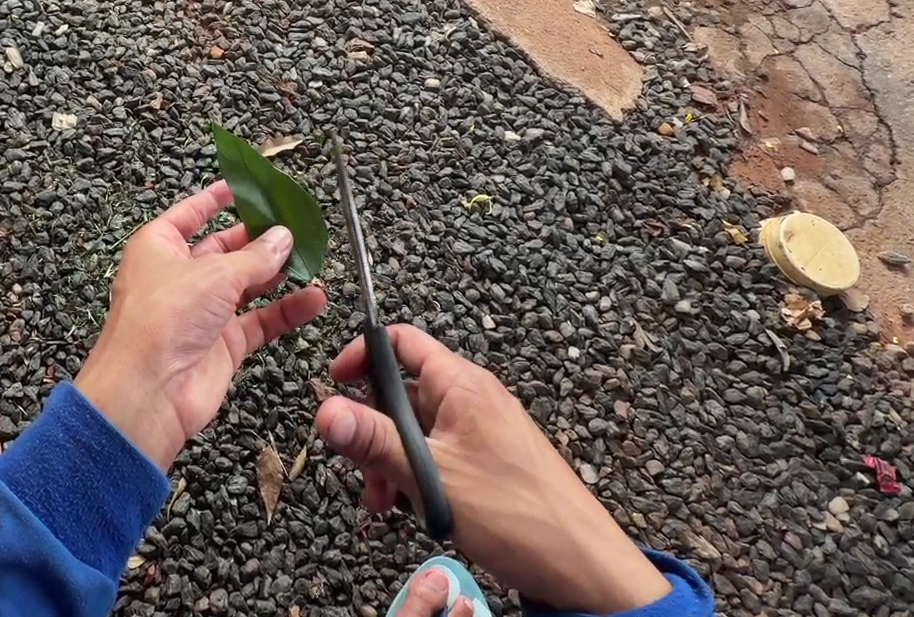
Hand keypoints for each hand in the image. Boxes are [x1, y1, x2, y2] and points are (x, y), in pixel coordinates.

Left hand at [74, 181, 327, 470]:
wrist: (148, 392)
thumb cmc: (162, 319)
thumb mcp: (213, 274)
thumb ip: (254, 257)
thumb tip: (283, 237)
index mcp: (159, 246)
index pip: (191, 213)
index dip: (216, 198)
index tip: (244, 185)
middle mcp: (179, 275)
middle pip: (223, 248)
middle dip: (257, 237)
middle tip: (293, 224)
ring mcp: (201, 310)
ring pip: (245, 284)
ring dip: (276, 272)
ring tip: (310, 256)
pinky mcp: (221, 343)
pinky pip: (259, 320)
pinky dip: (286, 310)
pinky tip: (314, 298)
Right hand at [316, 326, 669, 613]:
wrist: (589, 573)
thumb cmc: (517, 515)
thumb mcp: (433, 476)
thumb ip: (375, 441)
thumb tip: (324, 411)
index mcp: (461, 384)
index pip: (400, 341)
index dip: (362, 354)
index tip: (334, 383)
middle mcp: (470, 397)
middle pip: (402, 388)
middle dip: (373, 424)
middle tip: (362, 464)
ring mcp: (480, 429)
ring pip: (416, 426)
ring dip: (390, 457)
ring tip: (384, 499)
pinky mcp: (488, 460)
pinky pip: (437, 451)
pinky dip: (415, 472)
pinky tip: (408, 507)